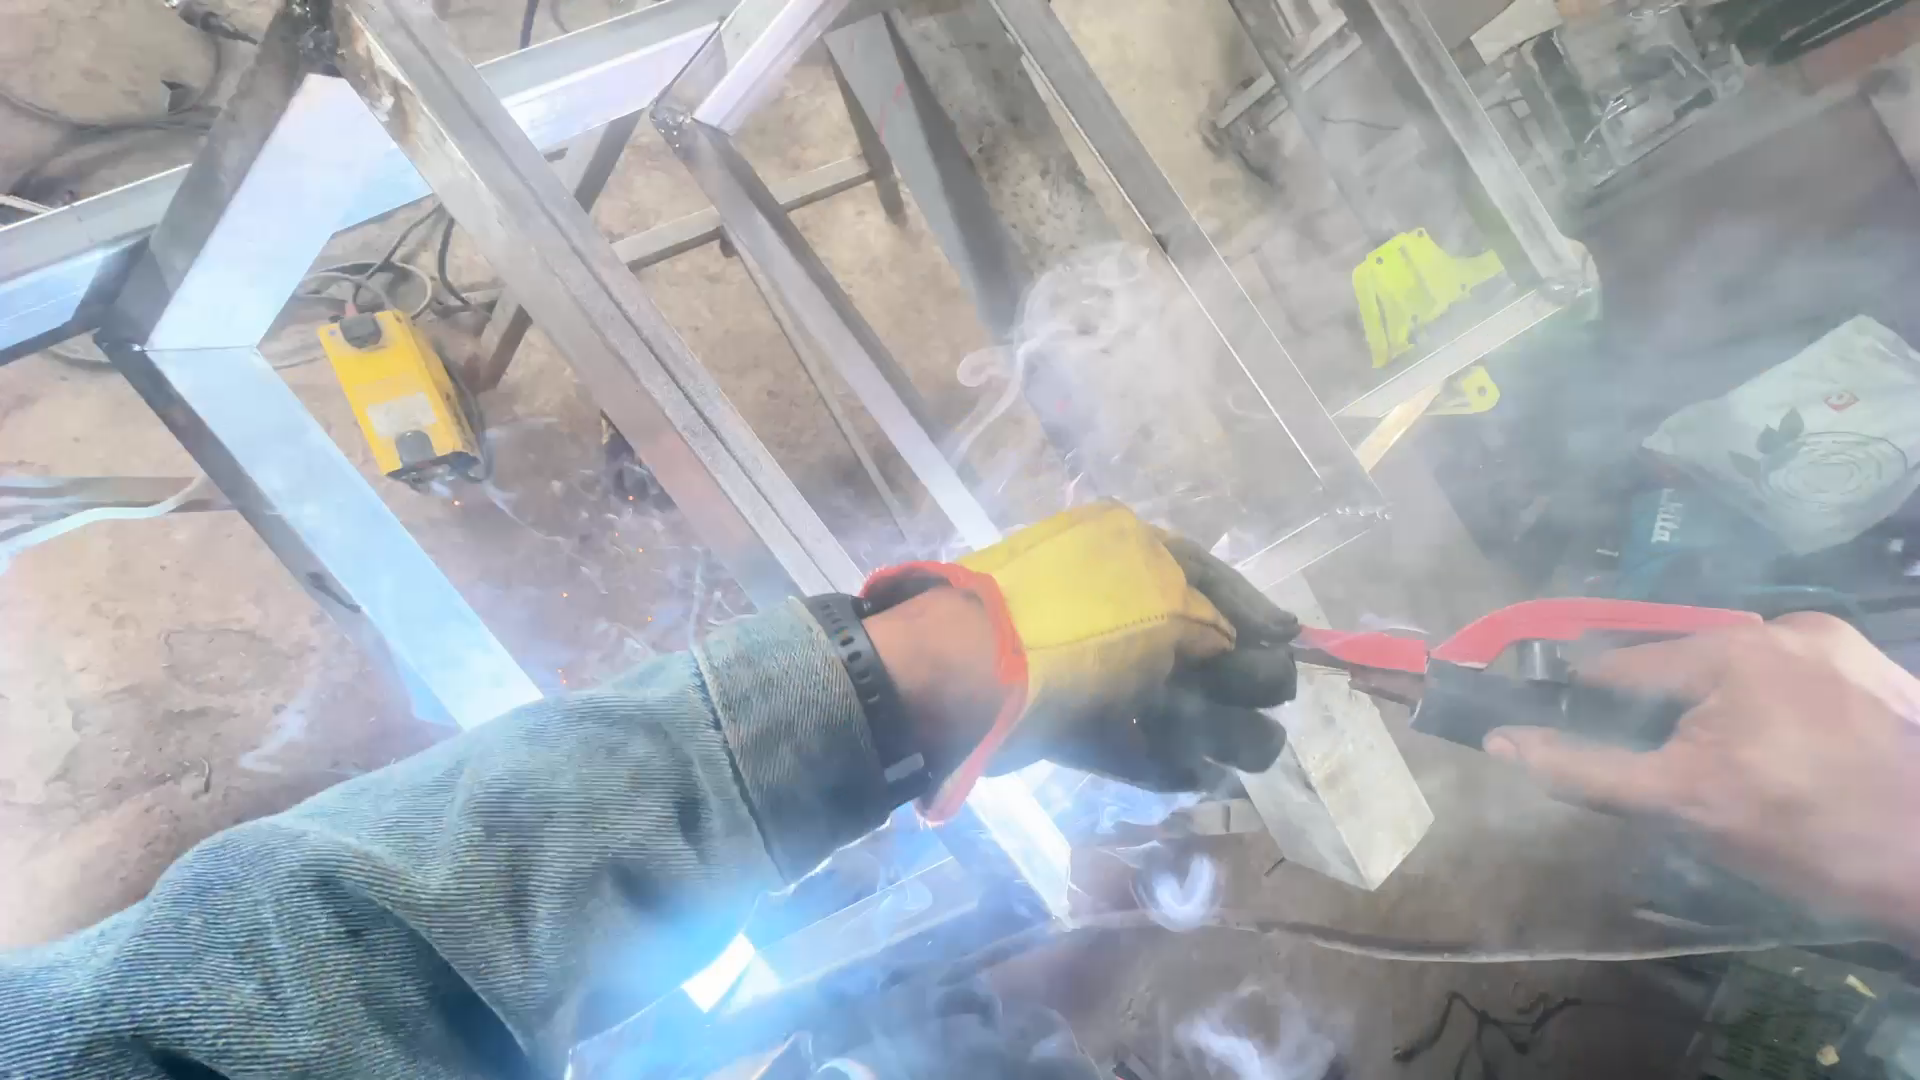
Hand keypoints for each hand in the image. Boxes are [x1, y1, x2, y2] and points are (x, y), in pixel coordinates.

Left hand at [865, 501, 1298, 817]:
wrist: (970, 671)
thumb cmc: (1079, 625)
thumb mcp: (1162, 605)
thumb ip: (1212, 621)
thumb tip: (1249, 644)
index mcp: (1125, 554)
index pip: (1204, 575)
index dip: (1249, 611)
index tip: (1287, 644)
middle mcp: (1107, 606)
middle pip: (1188, 646)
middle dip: (1238, 677)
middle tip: (1269, 703)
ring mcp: (1082, 666)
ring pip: (1159, 698)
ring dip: (1210, 727)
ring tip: (1251, 754)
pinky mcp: (1062, 719)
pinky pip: (1118, 740)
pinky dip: (1157, 760)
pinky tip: (1198, 776)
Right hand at [1485, 612, 1919, 939]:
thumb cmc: (1812, 835)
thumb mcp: (1680, 804)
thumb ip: (1581, 767)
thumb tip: (1499, 740)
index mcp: (1731, 650)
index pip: (1615, 668)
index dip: (1591, 707)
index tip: (1592, 741)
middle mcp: (1782, 627)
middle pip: (1672, 664)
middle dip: (1659, 709)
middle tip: (1676, 764)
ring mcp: (1838, 643)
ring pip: (1725, 667)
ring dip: (1708, 704)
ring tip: (1731, 760)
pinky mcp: (1876, 667)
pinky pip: (1778, 672)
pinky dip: (1760, 702)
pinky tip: (1781, 747)